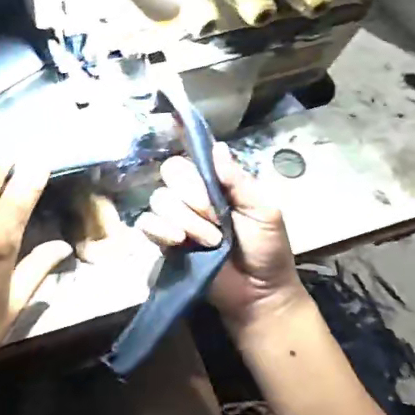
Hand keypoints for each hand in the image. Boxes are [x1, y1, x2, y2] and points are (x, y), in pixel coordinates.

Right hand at [135, 144, 305, 330]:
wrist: (260, 293)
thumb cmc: (267, 249)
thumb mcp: (263, 211)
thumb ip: (238, 181)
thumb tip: (217, 147)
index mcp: (216, 182)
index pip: (193, 153)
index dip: (182, 137)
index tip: (173, 120)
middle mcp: (192, 194)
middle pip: (171, 172)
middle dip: (192, 193)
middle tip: (216, 216)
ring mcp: (176, 218)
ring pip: (161, 199)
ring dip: (185, 218)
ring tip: (210, 240)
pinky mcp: (164, 242)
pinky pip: (147, 224)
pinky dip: (160, 228)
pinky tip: (178, 240)